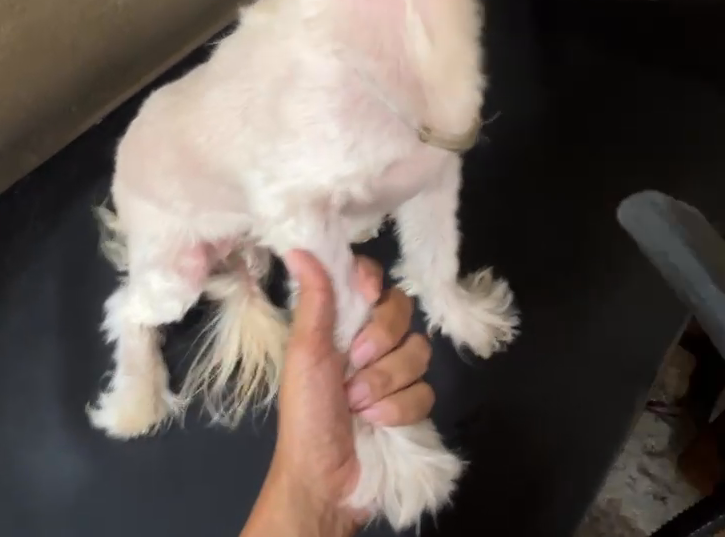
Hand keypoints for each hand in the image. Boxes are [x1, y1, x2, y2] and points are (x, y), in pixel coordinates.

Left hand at [240, 252, 435, 536]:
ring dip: (385, 382)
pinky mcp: (412, 403)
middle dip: (379, 341)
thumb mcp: (305, 351)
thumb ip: (313, 298)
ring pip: (418, 350)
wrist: (324, 477)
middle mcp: (370, 338)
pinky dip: (398, 409)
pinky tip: (376, 423)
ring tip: (358, 403)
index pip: (370, 276)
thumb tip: (298, 247)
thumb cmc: (306, 410)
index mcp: (341, 319)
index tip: (365, 296)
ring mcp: (394, 370)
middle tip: (353, 363)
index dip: (372, 282)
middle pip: (402, 309)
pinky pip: (425, 390)